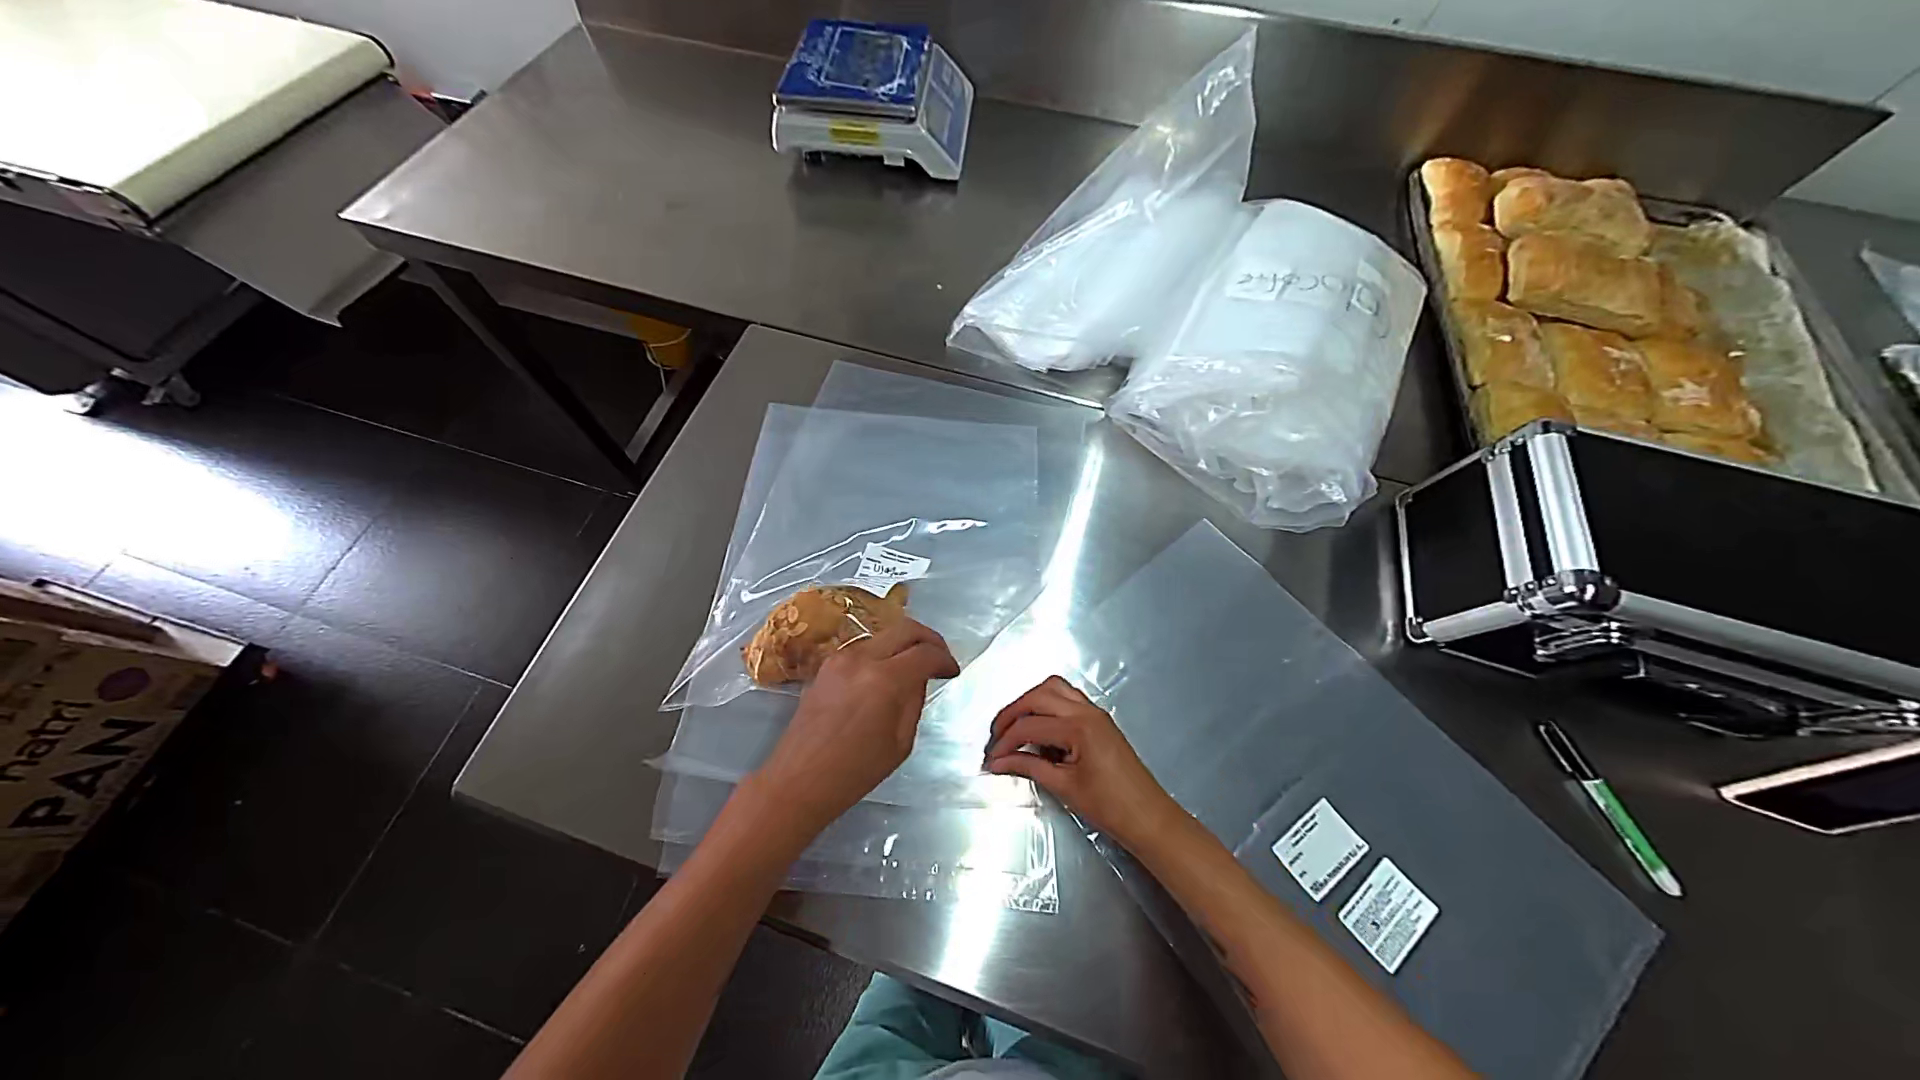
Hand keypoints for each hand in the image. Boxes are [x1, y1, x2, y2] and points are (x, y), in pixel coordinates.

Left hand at [750, 617, 958, 835]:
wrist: (797, 780)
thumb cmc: (854, 773)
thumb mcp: (900, 743)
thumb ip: (914, 702)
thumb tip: (920, 678)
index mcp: (885, 680)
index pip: (926, 653)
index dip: (945, 659)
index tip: (952, 671)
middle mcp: (862, 659)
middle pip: (905, 628)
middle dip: (929, 639)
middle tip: (939, 657)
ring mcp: (840, 659)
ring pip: (883, 635)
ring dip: (903, 644)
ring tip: (914, 666)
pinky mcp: (825, 666)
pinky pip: (863, 648)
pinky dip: (882, 652)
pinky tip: (887, 674)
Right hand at [983, 676, 1183, 850]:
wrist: (1148, 816)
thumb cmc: (1109, 806)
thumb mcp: (1063, 787)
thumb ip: (1029, 767)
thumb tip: (999, 761)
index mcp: (1078, 728)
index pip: (1029, 726)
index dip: (1005, 742)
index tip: (991, 759)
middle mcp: (1086, 711)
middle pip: (1037, 696)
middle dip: (1012, 713)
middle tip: (997, 736)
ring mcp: (1095, 712)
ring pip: (1053, 689)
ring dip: (1030, 702)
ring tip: (1014, 727)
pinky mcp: (1099, 719)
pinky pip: (1067, 697)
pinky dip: (1047, 704)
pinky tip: (1039, 727)